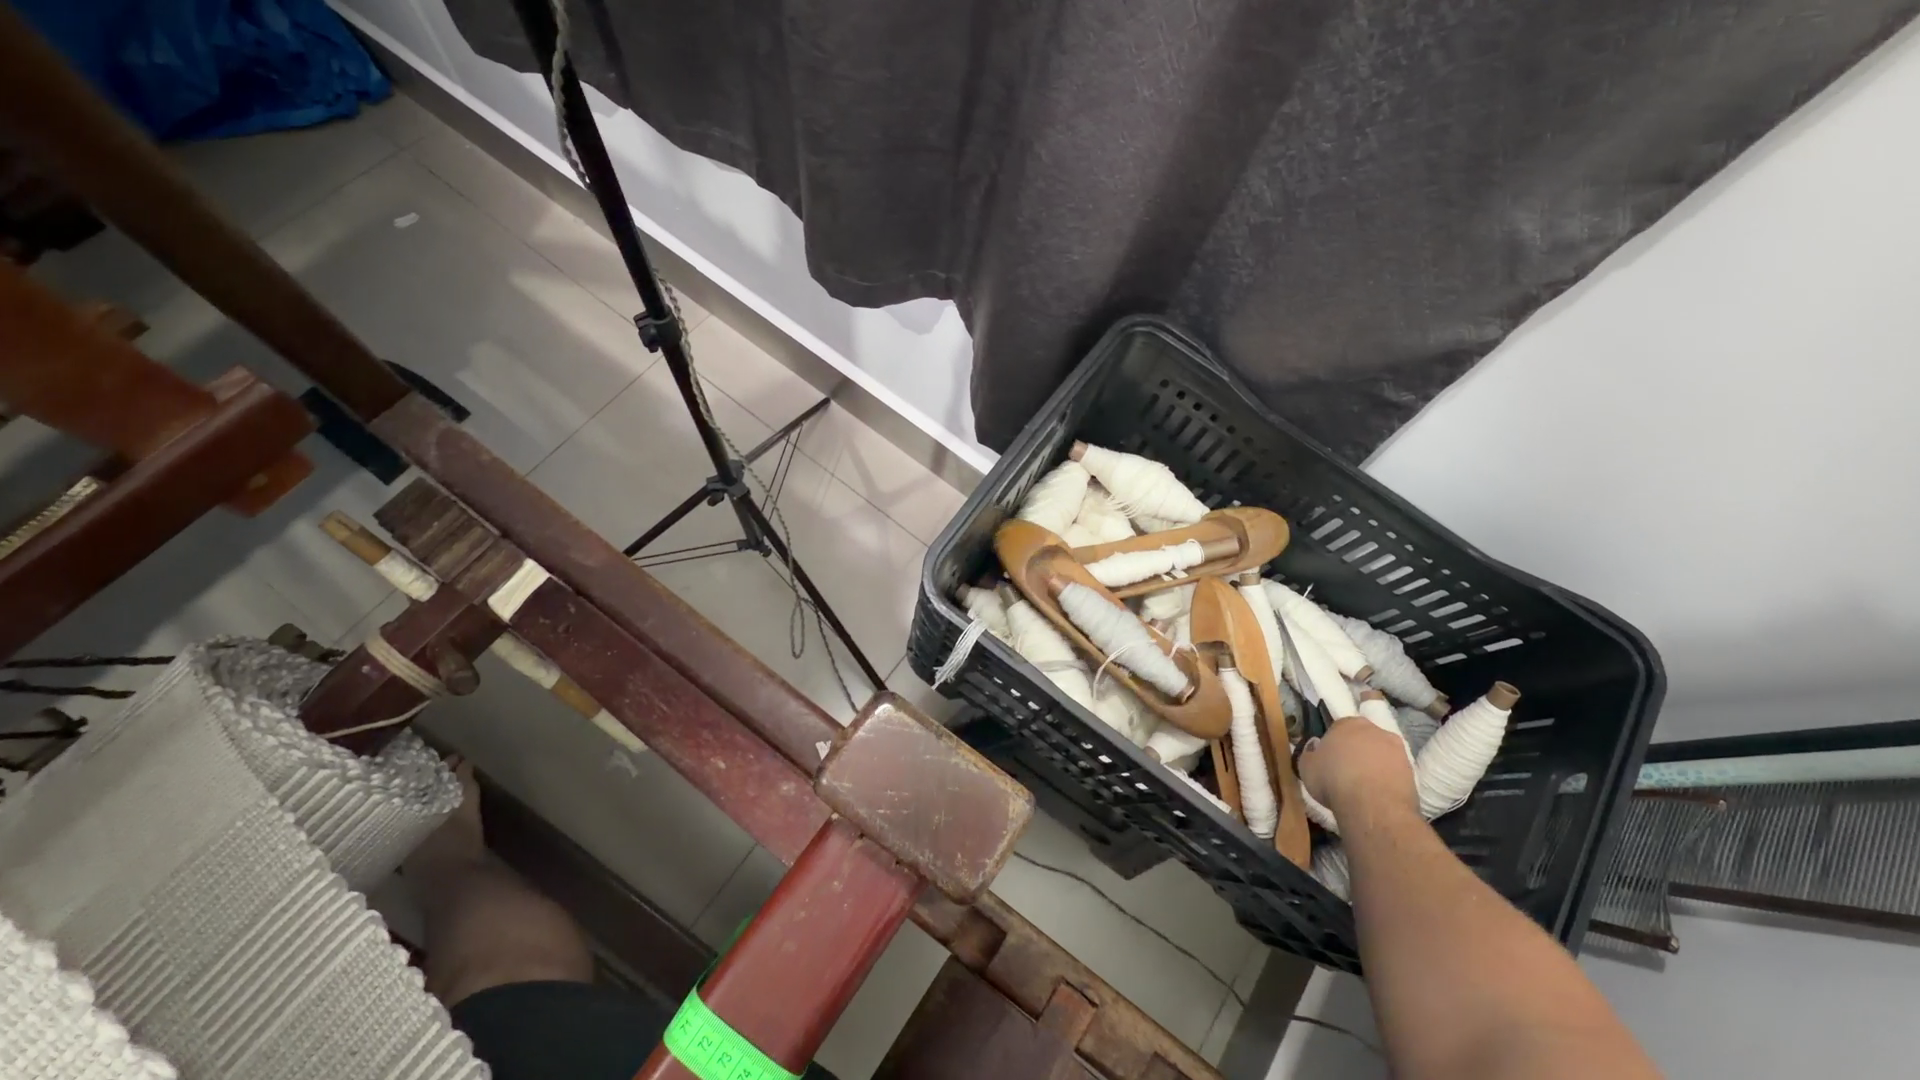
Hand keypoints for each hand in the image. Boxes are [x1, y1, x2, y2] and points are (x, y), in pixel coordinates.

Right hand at [1298, 716, 1416, 819]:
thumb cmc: (1333, 780)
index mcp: (1347, 723)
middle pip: (1364, 737)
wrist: (1373, 806)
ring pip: (1381, 753)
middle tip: (1348, 769)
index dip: (1334, 742)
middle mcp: (1374, 729)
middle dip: (1357, 749)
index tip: (1330, 757)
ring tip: (1365, 785)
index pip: (1339, 726)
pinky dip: (1387, 778)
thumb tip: (1315, 749)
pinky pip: (1394, 770)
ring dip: (1374, 764)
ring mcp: (1397, 749)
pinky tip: (1379, 793)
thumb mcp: (1306, 767)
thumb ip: (1310, 754)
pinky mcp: (1411, 769)